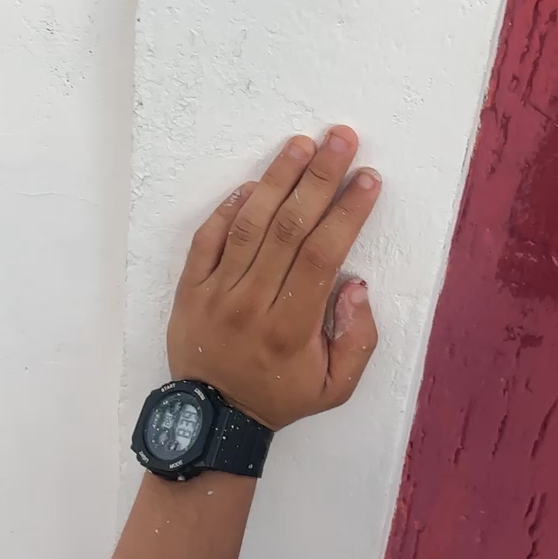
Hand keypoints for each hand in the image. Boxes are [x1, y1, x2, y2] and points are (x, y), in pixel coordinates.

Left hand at [166, 127, 381, 429]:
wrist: (213, 420)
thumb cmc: (280, 396)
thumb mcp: (336, 387)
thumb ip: (358, 339)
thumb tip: (356, 285)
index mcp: (291, 327)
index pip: (323, 255)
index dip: (348, 212)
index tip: (368, 177)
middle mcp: (253, 303)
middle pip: (290, 228)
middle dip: (320, 178)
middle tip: (341, 138)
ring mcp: (216, 292)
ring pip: (250, 225)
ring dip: (277, 180)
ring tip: (301, 144)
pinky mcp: (189, 288)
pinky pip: (207, 239)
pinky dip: (229, 208)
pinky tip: (254, 182)